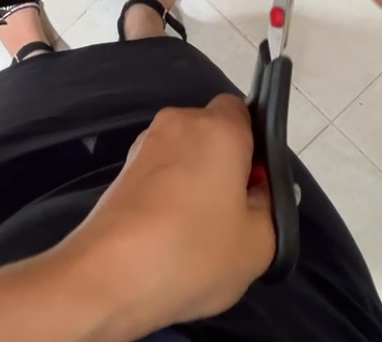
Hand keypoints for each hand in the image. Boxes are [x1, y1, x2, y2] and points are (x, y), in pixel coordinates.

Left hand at [50, 95, 274, 335]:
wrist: (112, 271)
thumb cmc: (194, 251)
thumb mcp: (259, 242)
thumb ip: (269, 206)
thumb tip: (258, 188)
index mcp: (217, 128)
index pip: (242, 110)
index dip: (254, 144)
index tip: (257, 183)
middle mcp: (179, 122)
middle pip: (212, 131)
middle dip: (226, 162)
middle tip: (235, 212)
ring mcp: (146, 142)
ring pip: (185, 152)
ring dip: (197, 177)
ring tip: (200, 230)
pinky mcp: (124, 165)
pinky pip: (161, 169)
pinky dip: (171, 190)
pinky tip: (171, 231)